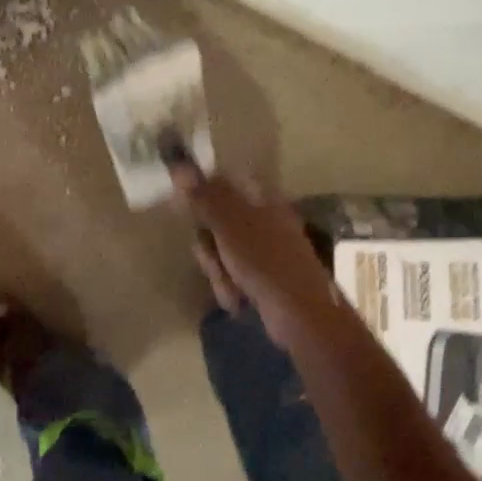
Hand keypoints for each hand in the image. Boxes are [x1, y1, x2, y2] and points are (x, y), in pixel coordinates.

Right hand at [169, 164, 342, 346]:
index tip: (187, 209)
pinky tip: (238, 299)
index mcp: (262, 198)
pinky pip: (231, 274)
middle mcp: (264, 220)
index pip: (222, 183)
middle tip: (215, 258)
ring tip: (231, 286)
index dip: (201, 195)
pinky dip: (230, 287)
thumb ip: (204, 196)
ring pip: (220, 251)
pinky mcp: (263, 278)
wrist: (302, 317)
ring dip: (218, 271)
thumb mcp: (229, 225)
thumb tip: (179, 163)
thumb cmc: (266, 262)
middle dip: (209, 246)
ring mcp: (264, 250)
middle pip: (216, 221)